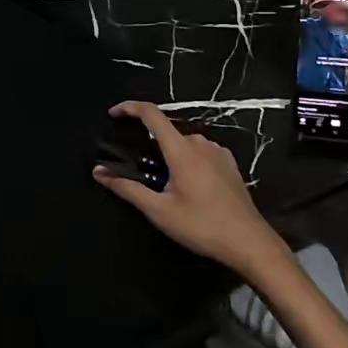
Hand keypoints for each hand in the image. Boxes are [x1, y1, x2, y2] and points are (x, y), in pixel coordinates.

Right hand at [93, 101, 287, 277]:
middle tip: (138, 170)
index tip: (114, 114)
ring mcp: (217, 151)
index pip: (152, 115)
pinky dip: (186, 160)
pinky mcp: (228, 162)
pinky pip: (200, 152)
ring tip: (163, 184)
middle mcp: (200, 142)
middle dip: (150, 145)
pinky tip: (187, 186)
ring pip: (184, 144)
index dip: (131, 108)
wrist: (247, 240)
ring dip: (169, 155)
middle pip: (167, 132)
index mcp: (182, 150)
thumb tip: (99, 172)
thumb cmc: (201, 226)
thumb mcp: (159, 211)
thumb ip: (128, 188)